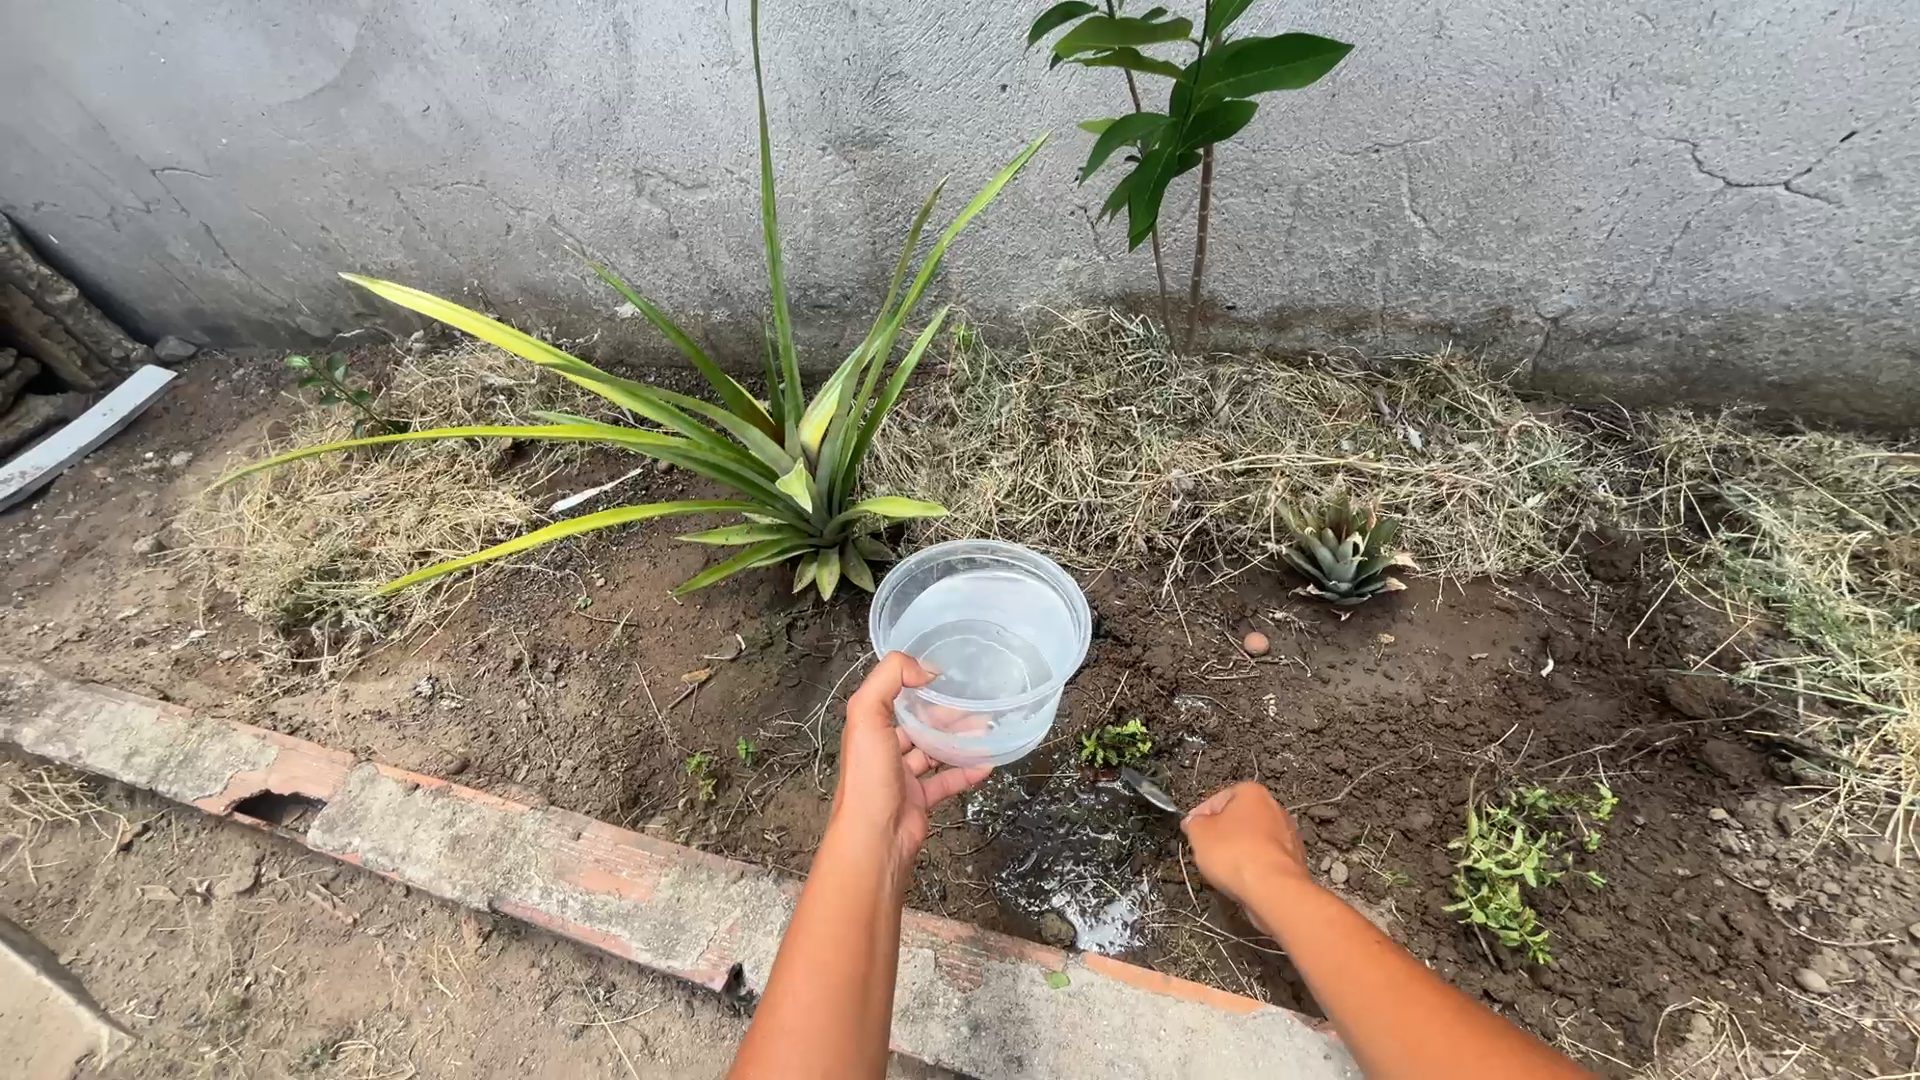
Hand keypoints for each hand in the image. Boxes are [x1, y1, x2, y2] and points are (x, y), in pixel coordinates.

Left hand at [830, 652, 991, 880]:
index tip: (946, 677)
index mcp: (869, 726)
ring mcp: (902, 776)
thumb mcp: (867, 713)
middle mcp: (884, 749)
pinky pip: (946, 780)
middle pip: (919, 723)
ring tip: (985, 728)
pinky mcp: (919, 799)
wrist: (874, 838)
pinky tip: (984, 763)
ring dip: (959, 740)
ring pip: (934, 750)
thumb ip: (890, 677)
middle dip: (946, 713)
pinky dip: (966, 771)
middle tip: (974, 704)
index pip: (894, 697)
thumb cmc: (867, 778)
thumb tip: (923, 669)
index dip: (918, 684)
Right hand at [1180, 782, 1311, 908]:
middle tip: (1206, 850)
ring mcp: (1289, 836)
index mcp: (1252, 792)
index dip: (1200, 817)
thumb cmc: (1234, 853)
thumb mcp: (1198, 833)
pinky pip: (1266, 861)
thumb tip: (1194, 823)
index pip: (1217, 800)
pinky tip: (1243, 880)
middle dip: (1222, 835)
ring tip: (1224, 870)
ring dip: (1239, 852)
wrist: (1274, 890)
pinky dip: (1255, 868)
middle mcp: (1274, 808)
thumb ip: (1193, 823)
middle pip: (1238, 820)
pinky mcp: (1295, 862)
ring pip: (1253, 841)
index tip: (1192, 832)